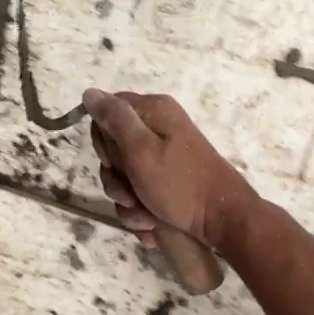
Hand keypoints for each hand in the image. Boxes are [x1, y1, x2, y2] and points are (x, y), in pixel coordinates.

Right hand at [82, 88, 259, 249]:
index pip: (106, 112)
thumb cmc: (180, 185)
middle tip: (130, 193)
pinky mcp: (168, 177)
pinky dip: (141, 209)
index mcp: (154, 110)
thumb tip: (90, 93)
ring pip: (123, 174)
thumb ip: (114, 119)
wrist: (223, 221)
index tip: (114, 161)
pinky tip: (151, 221)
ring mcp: (164, 154)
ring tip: (144, 214)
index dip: (103, 140)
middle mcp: (158, 126)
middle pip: (113, 146)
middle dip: (115, 177)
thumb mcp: (140, 150)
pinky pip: (139, 190)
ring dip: (127, 199)